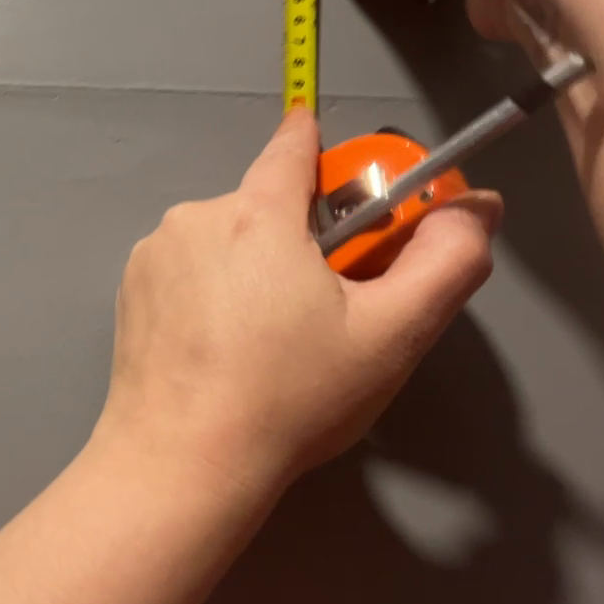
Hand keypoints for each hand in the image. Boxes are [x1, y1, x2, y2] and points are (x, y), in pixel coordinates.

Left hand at [95, 112, 502, 490]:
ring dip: (248, 266)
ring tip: (263, 337)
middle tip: (317, 305)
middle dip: (295, 238)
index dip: (322, 147)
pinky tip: (217, 345)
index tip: (338, 162)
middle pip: (261, 206)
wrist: (181, 456)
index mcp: (254, 214)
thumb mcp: (392, 333)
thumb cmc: (291, 393)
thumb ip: (445, 259)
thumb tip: (475, 205)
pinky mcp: (129, 288)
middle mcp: (192, 218)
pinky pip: (183, 267)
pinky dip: (206, 288)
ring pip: (220, 239)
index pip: (291, 147)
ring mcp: (151, 253)